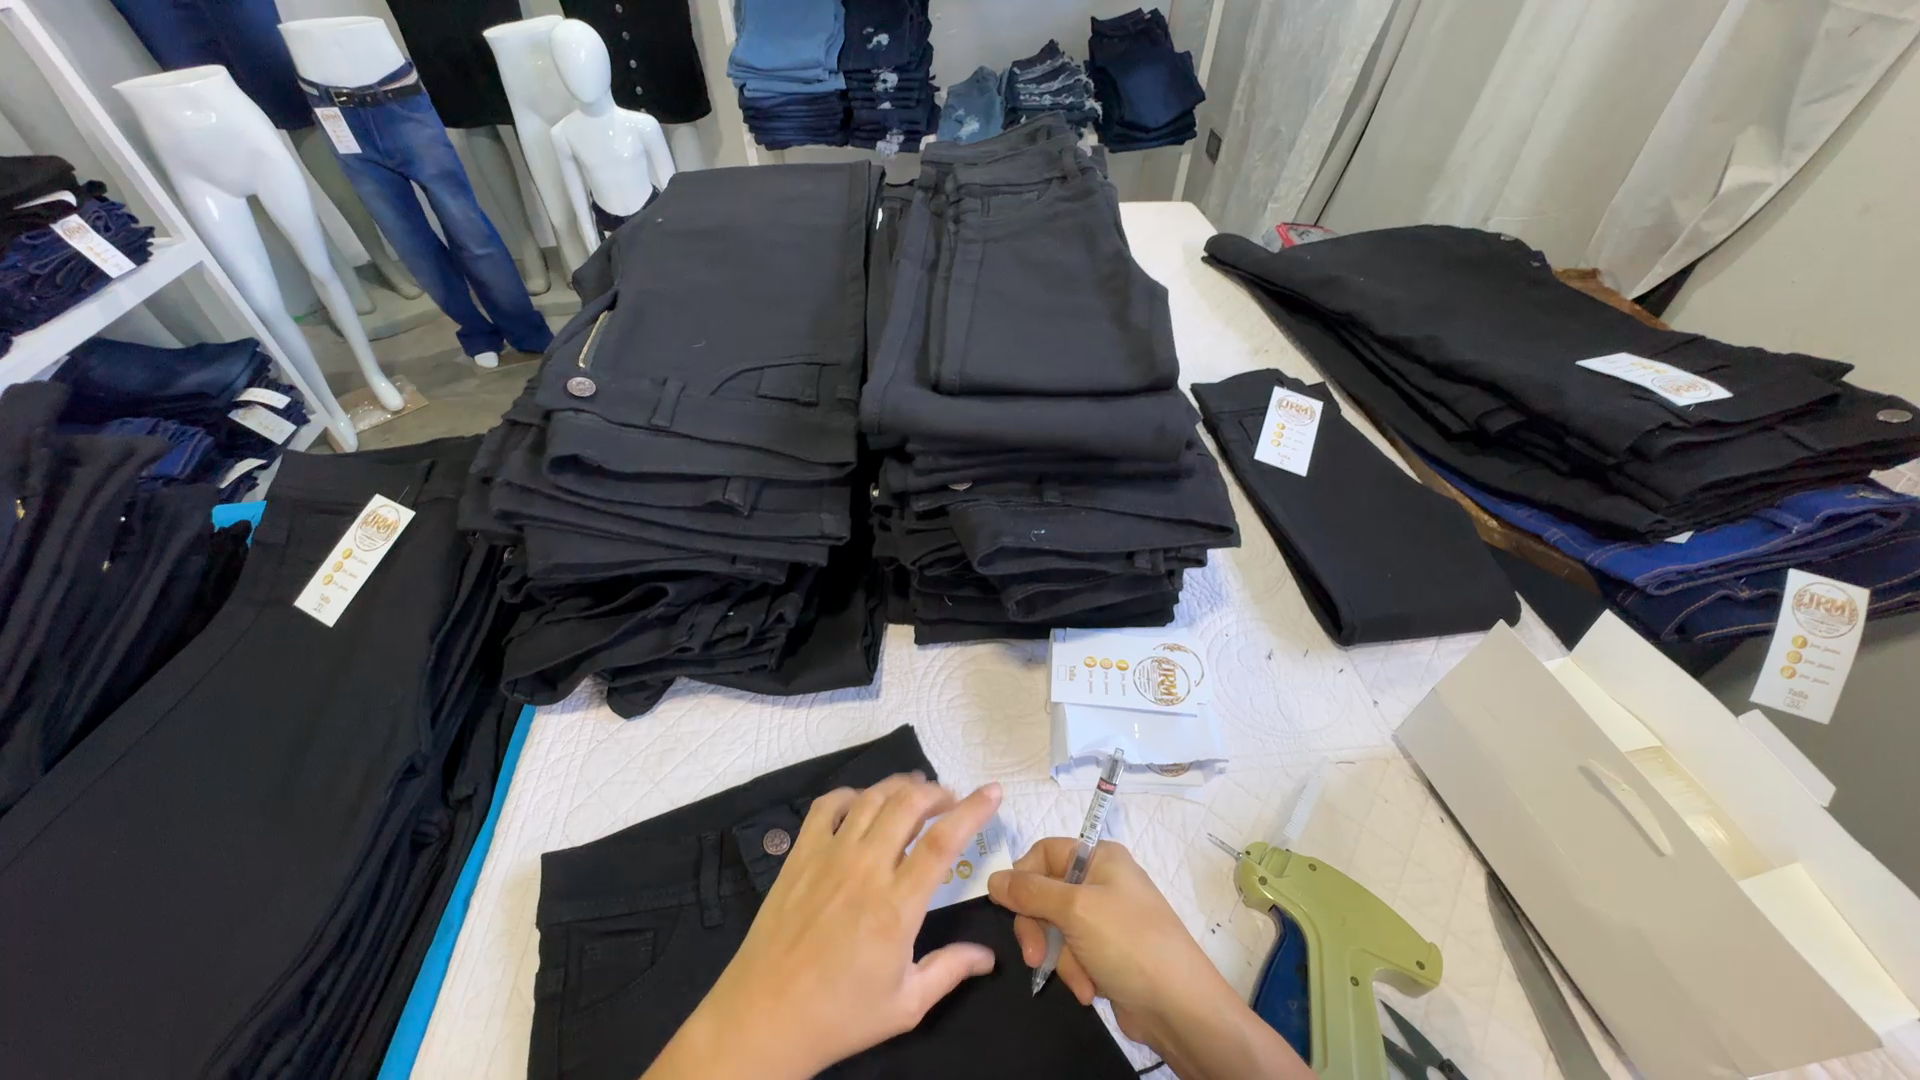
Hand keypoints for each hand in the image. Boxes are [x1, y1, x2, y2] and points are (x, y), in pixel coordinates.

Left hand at [644, 775, 1002, 1079]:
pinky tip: (864, 803)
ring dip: (900, 786)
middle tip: (951, 799)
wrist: (763, 1018)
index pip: (943, 841)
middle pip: (908, 804)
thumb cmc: (838, 1016)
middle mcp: (865, 869)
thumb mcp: (905, 1005)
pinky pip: (827, 807)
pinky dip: (852, 794)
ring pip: (871, 798)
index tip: (993, 791)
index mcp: (896, 906)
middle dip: (937, 792)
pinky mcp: (800, 856)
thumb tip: (988, 956)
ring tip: (917, 792)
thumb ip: (950, 970)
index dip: (973, 810)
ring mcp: (828, 857)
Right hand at [987, 838, 1231, 1044]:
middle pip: (1044, 894)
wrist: (1178, 1007)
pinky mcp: (1105, 951)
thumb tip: (993, 879)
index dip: (1024, 877)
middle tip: (1035, 956)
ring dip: (1060, 957)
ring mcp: (1103, 918)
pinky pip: (1071, 953)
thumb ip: (1029, 891)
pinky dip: (1074, 971)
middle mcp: (1101, 881)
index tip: (1010, 906)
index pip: (1044, 852)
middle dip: (1039, 929)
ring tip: (1079, 980)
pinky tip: (1089, 989)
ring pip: (1053, 928)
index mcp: (1100, 857)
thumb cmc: (1128, 942)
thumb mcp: (1075, 909)